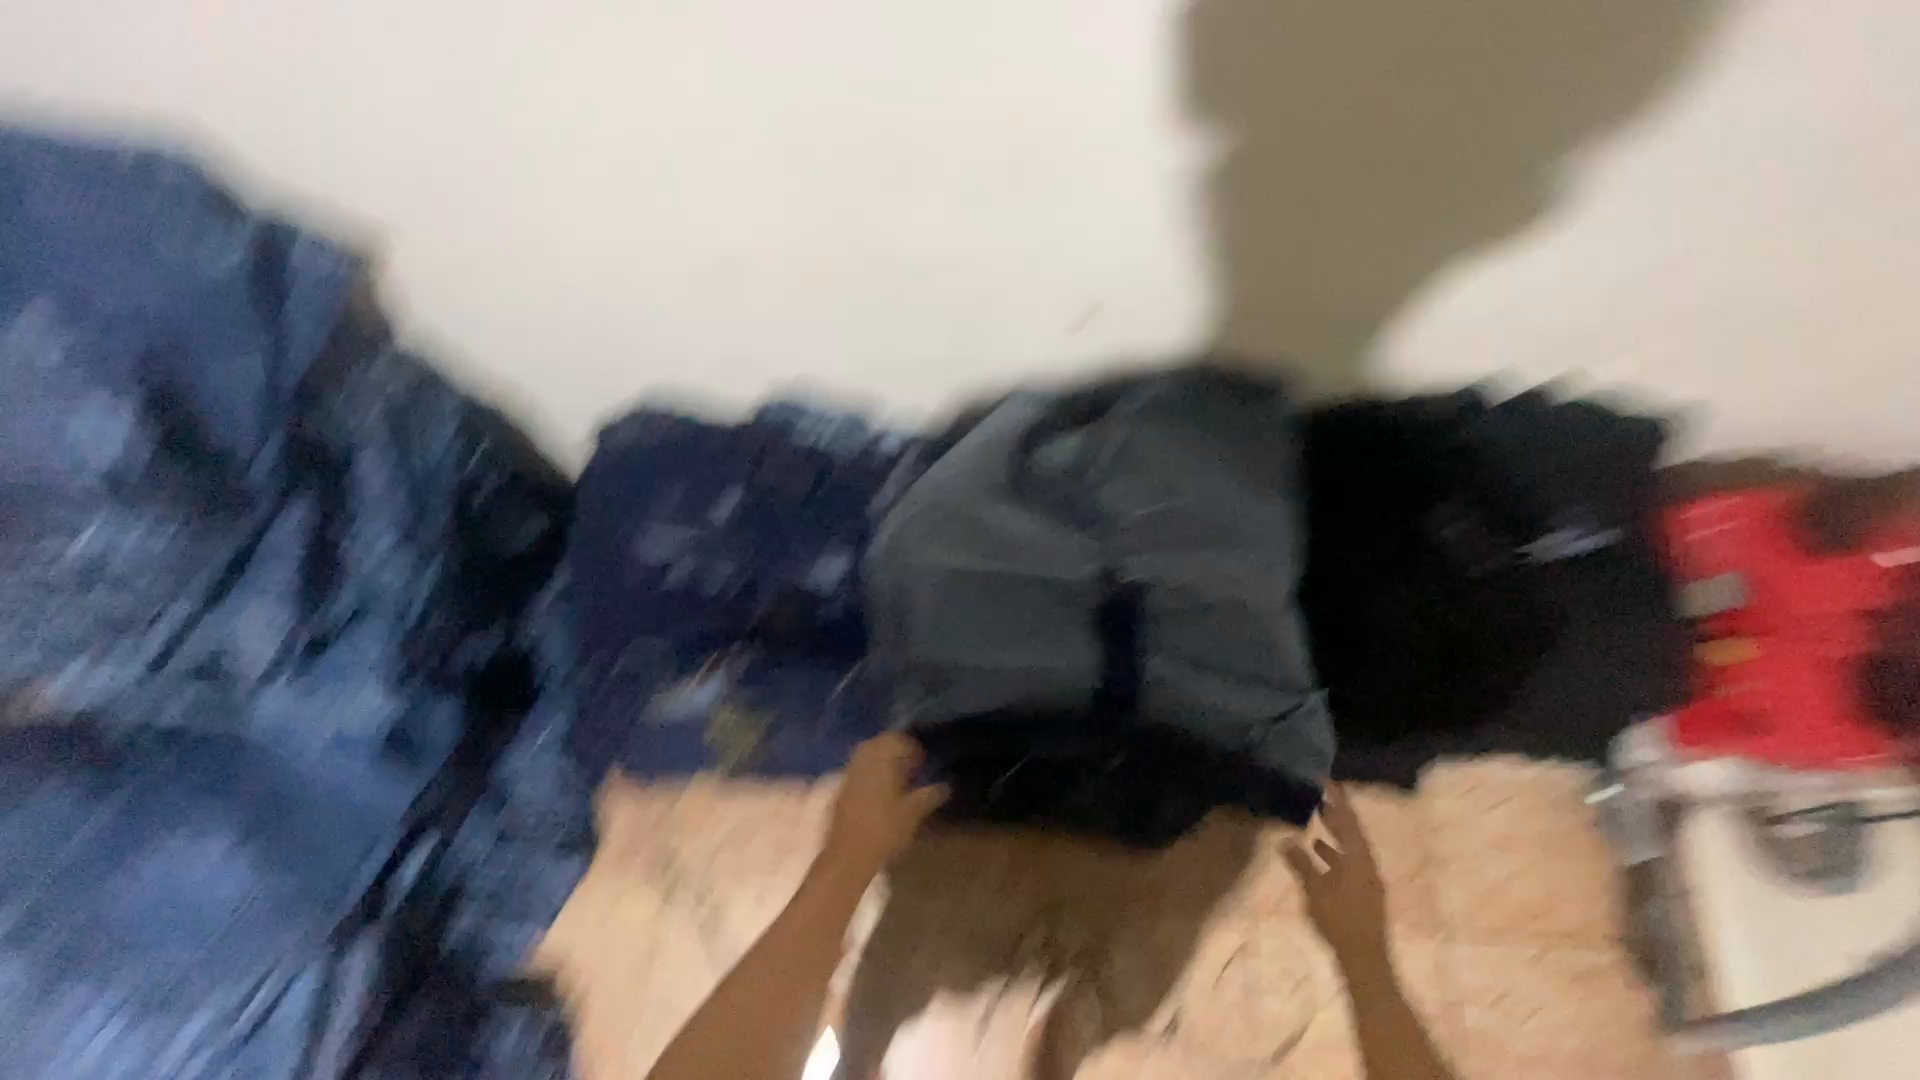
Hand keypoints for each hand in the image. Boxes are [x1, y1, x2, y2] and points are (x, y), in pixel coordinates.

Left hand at [821, 733, 950, 876]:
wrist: (847, 855)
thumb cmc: (884, 831)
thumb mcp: (913, 813)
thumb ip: (930, 795)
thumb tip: (946, 785)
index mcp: (882, 760)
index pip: (898, 740)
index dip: (913, 748)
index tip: (923, 760)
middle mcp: (863, 760)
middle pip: (880, 742)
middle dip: (896, 748)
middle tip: (911, 764)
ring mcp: (849, 773)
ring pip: (867, 753)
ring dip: (882, 758)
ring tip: (897, 775)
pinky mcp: (841, 788)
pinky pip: (858, 768)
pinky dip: (870, 770)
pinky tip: (880, 788)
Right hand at [1284, 787, 1390, 965]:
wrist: (1365, 959)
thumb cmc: (1339, 920)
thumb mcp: (1315, 890)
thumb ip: (1301, 863)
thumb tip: (1285, 839)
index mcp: (1359, 859)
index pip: (1349, 822)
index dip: (1339, 800)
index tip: (1328, 781)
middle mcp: (1367, 865)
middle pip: (1353, 833)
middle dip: (1338, 814)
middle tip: (1320, 795)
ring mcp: (1367, 880)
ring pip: (1351, 848)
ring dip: (1336, 833)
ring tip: (1318, 818)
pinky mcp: (1362, 893)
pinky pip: (1349, 862)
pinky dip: (1335, 852)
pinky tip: (1319, 853)